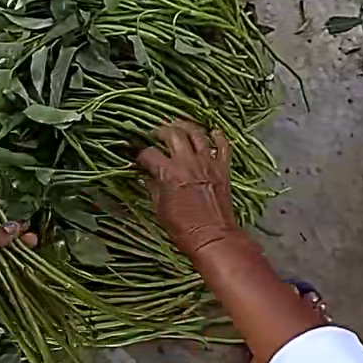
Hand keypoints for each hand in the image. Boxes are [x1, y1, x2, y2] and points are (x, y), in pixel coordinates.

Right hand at [137, 121, 241, 257]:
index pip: (149, 154)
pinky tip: (212, 132)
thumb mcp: (160, 209)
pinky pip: (223, 145)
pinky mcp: (223, 168)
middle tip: (156, 133)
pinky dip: (218, 136)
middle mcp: (188, 162)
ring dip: (187, 126)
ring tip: (179, 126)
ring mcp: (208, 163)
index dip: (141, 154)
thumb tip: (147, 177)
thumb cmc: (183, 228)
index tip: (138, 157)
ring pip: (197, 133)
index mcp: (169, 173)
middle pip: (173, 134)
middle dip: (161, 130)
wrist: (213, 237)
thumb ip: (153, 188)